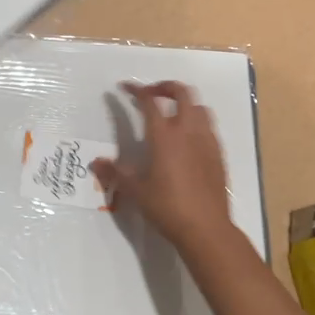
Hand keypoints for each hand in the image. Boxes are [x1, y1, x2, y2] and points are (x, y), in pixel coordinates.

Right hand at [91, 81, 234, 253]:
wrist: (206, 227)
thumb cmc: (166, 207)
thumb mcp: (135, 190)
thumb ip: (115, 172)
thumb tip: (96, 162)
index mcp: (164, 136)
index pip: (150, 101)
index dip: (137, 90)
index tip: (125, 88)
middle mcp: (188, 131)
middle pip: (182, 93)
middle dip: (165, 87)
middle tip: (151, 95)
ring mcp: (207, 141)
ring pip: (200, 107)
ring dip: (184, 103)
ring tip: (171, 114)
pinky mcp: (218, 154)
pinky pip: (209, 126)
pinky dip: (196, 121)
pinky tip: (187, 140)